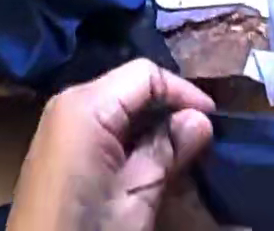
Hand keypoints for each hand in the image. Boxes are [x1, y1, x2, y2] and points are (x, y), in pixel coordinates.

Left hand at [8, 61, 215, 230]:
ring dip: (150, 123)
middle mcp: (70, 99)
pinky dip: (129, 135)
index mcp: (87, 103)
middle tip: (203, 137)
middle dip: (168, 107)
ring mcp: (61, 122)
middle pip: (130, 85)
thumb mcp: (134, 198)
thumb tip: (202, 120)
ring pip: (118, 104)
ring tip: (184, 150)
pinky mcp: (59, 145)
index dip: (182, 91)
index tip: (214, 120)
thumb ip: (167, 151)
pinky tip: (150, 161)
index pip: (145, 74)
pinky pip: (101, 123)